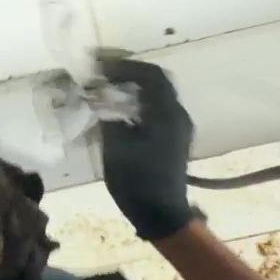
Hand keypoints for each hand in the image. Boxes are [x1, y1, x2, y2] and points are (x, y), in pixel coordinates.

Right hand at [97, 54, 204, 239]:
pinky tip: (122, 110)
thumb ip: (109, 116)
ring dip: (136, 87)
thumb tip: (100, 97)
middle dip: (131, 73)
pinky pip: (158, 108)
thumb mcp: (115, 146)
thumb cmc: (136, 180)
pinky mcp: (175, 138)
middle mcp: (177, 114)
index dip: (124, 66)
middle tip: (105, 74)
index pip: (149, 75)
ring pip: (159, 94)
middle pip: (157, 81)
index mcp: (165, 113)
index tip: (99, 67)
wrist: (160, 213)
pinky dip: (140, 101)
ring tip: (110, 90)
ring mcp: (179, 126)